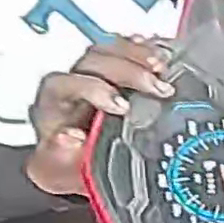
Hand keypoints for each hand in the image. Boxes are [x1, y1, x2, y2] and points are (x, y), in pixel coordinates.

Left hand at [25, 37, 175, 195]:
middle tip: (160, 87)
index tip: (122, 107)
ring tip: (166, 67)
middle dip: (127, 71)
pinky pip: (131, 51)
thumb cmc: (75, 169)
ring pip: (111, 51)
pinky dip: (150, 50)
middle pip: (93, 61)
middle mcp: (76, 84)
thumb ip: (58, 158)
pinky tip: (166, 53)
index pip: (65, 83)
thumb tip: (71, 138)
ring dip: (140, 56)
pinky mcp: (125, 76)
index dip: (93, 89)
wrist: (89, 167)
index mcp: (57, 105)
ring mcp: (101, 77)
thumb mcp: (59, 172)